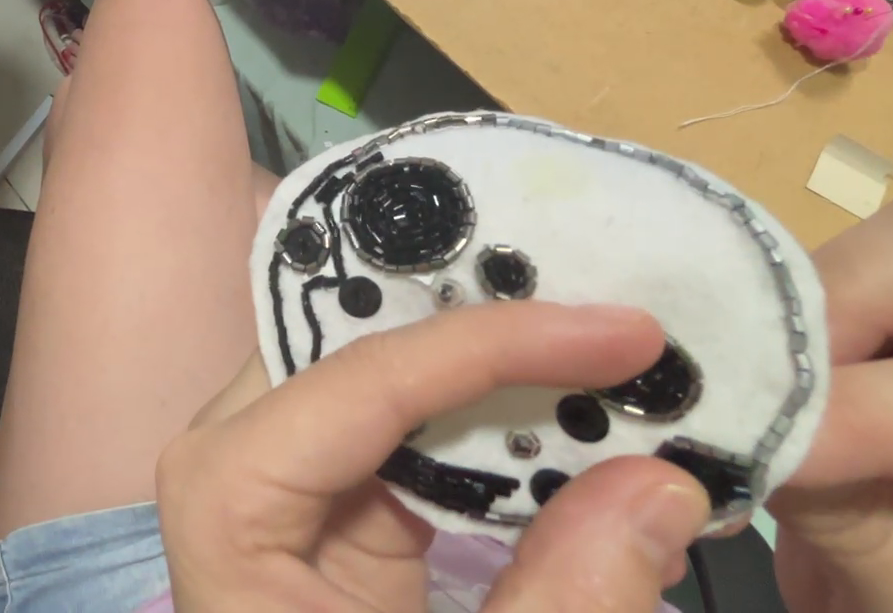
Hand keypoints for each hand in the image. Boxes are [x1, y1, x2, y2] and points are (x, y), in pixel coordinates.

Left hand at [156, 302, 711, 611]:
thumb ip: (567, 601)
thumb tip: (661, 482)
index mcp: (230, 494)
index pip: (363, 379)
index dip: (493, 343)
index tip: (621, 327)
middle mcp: (237, 451)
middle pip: (358, 349)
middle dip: (480, 325)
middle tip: (602, 308)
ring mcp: (276, 464)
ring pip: (379, 370)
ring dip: (485, 360)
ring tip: (592, 337)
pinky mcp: (322, 494)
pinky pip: (397, 420)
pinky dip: (477, 411)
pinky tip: (550, 400)